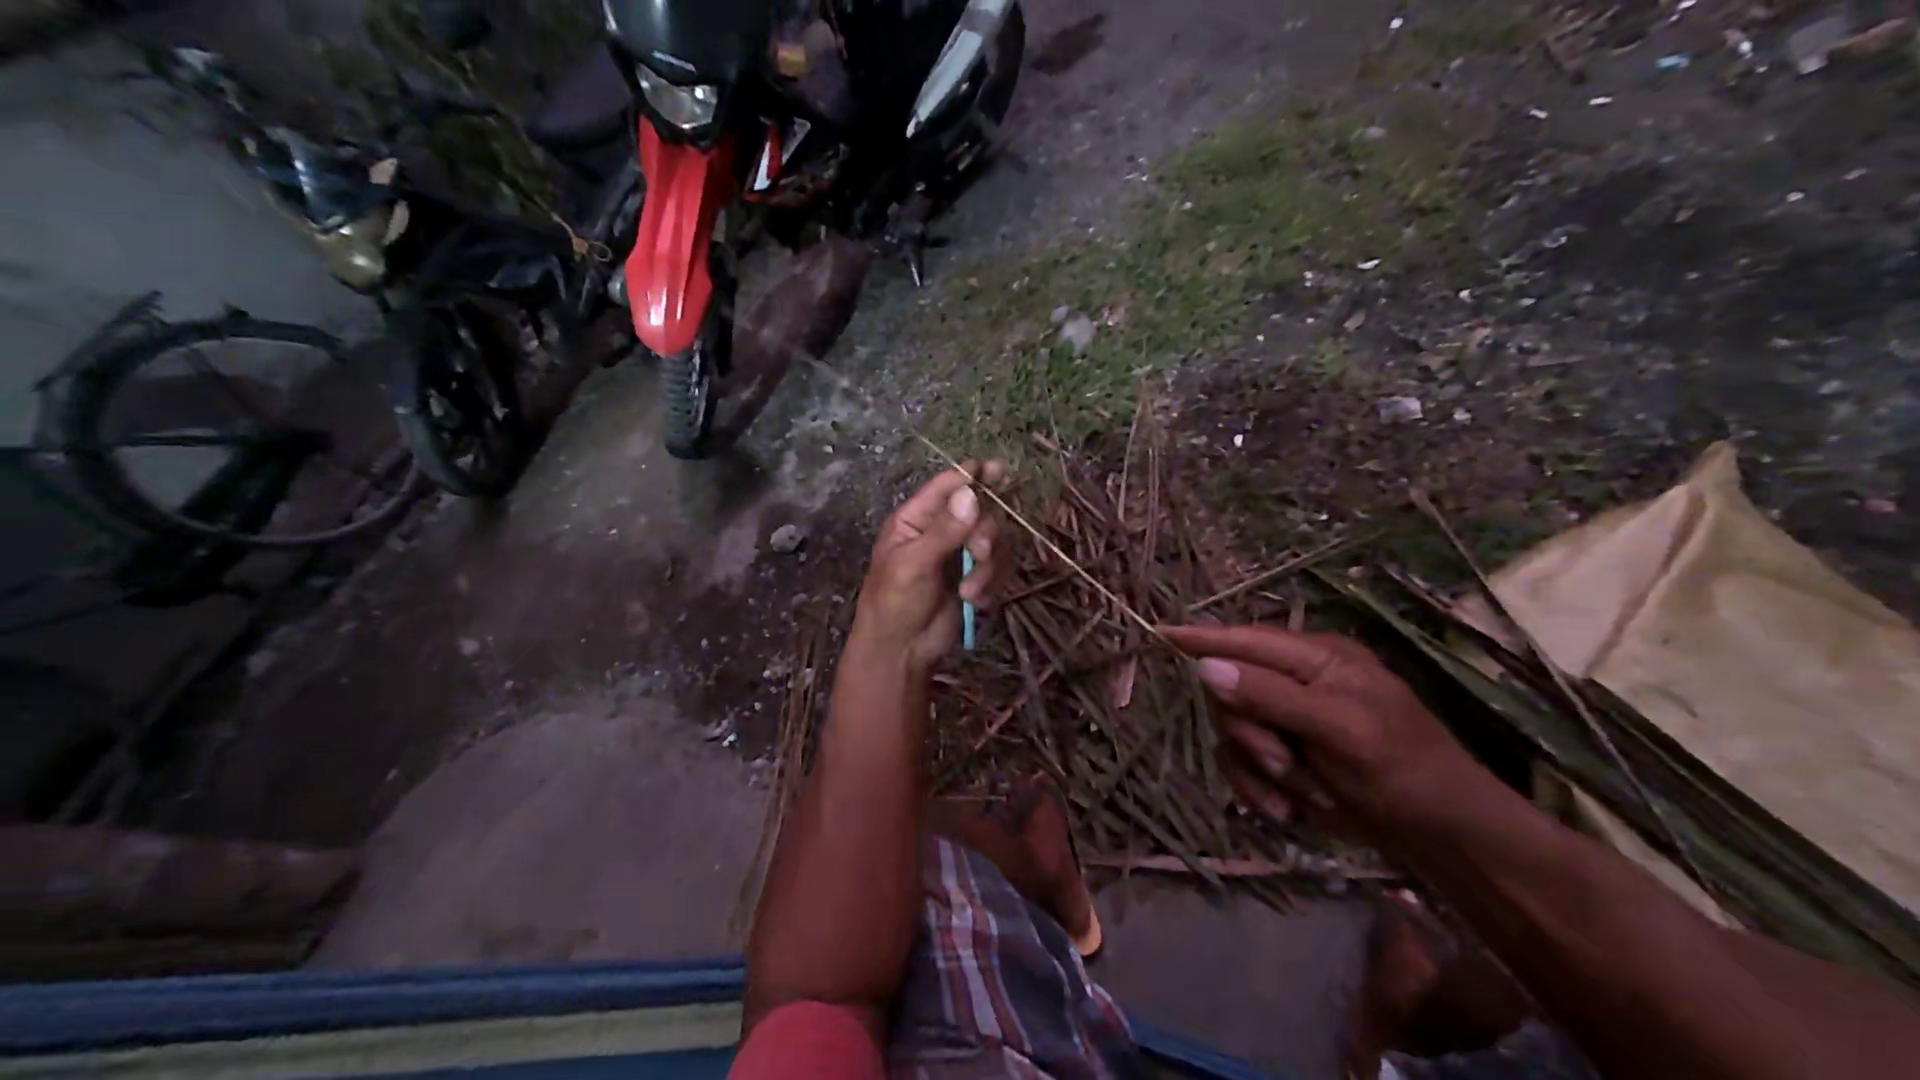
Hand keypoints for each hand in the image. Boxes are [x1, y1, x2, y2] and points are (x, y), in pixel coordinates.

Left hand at [852, 462, 1004, 672]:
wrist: (901, 652)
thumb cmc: (893, 603)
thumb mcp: (913, 564)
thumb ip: (944, 531)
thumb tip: (970, 494)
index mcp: (916, 520)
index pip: (947, 488)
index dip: (971, 475)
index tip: (997, 469)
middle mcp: (941, 531)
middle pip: (980, 513)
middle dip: (984, 534)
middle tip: (979, 554)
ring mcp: (959, 556)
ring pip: (994, 542)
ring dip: (988, 567)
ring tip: (970, 591)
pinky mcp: (975, 579)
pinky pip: (998, 569)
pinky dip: (991, 584)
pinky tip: (976, 602)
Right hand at [1162, 624, 1484, 837]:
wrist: (1439, 836)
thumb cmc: (1404, 769)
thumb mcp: (1341, 728)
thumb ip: (1272, 695)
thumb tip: (1206, 667)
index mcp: (1316, 658)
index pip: (1246, 640)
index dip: (1204, 638)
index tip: (1161, 634)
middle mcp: (1294, 681)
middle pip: (1230, 690)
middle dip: (1250, 732)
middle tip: (1281, 762)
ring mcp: (1286, 719)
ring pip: (1230, 730)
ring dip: (1259, 767)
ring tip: (1301, 792)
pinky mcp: (1281, 755)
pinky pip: (1239, 763)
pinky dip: (1257, 788)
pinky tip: (1286, 810)